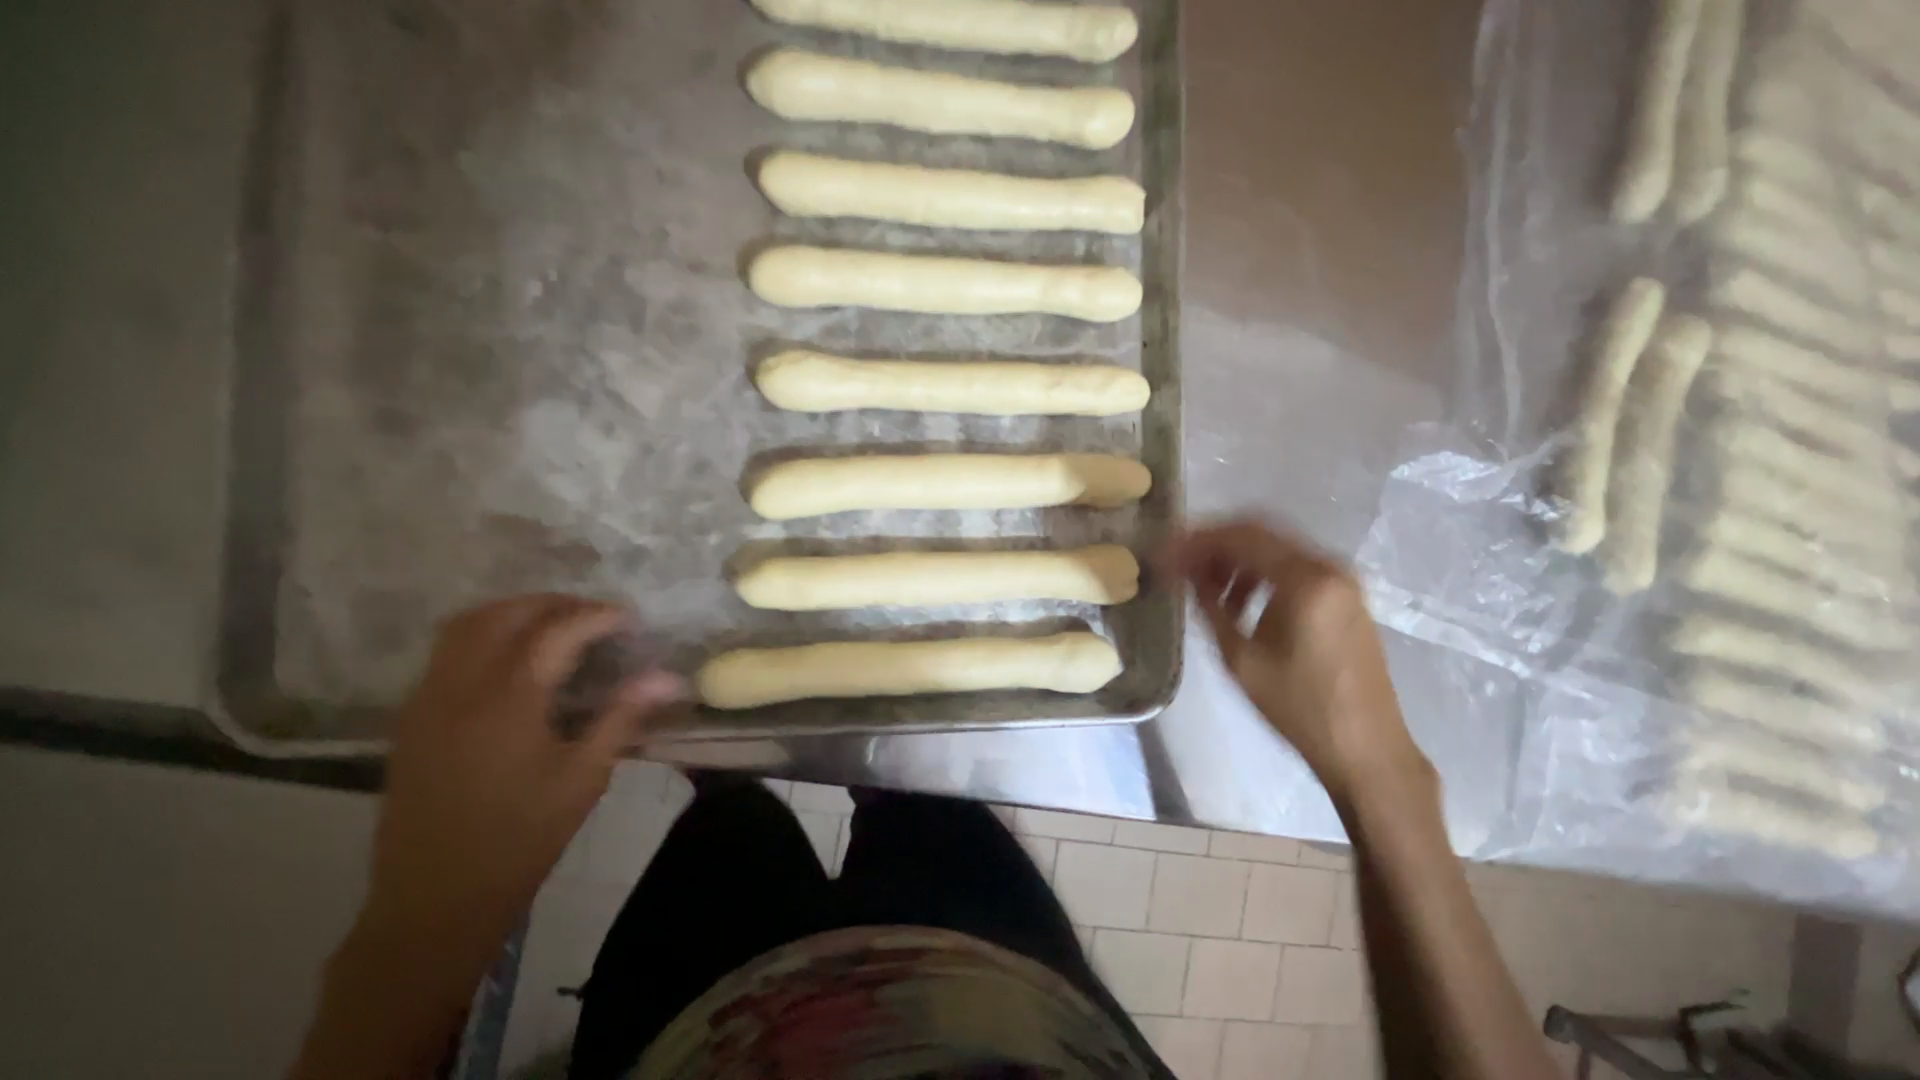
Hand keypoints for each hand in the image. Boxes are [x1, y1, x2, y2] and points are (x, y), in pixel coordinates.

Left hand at [364, 595, 683, 947]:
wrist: (434, 899)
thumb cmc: (520, 842)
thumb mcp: (583, 780)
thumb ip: (622, 718)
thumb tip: (668, 677)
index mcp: (508, 701)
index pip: (557, 631)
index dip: (597, 615)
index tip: (629, 618)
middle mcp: (461, 687)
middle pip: (505, 614)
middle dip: (554, 603)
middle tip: (595, 616)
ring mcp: (427, 699)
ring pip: (466, 625)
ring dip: (513, 612)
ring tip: (555, 625)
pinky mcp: (411, 718)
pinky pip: (445, 652)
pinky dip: (483, 635)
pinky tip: (511, 661)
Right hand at [1165, 521, 1426, 797]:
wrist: (1366, 748)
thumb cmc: (1300, 708)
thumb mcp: (1242, 659)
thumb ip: (1209, 606)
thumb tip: (1182, 572)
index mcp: (1306, 579)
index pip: (1241, 536)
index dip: (1197, 539)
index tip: (1165, 552)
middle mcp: (1329, 568)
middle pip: (1261, 535)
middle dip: (1215, 547)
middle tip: (1180, 566)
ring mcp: (1343, 582)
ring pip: (1278, 551)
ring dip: (1238, 561)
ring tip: (1205, 588)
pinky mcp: (1347, 598)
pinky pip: (1296, 569)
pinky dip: (1263, 576)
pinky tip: (1240, 603)